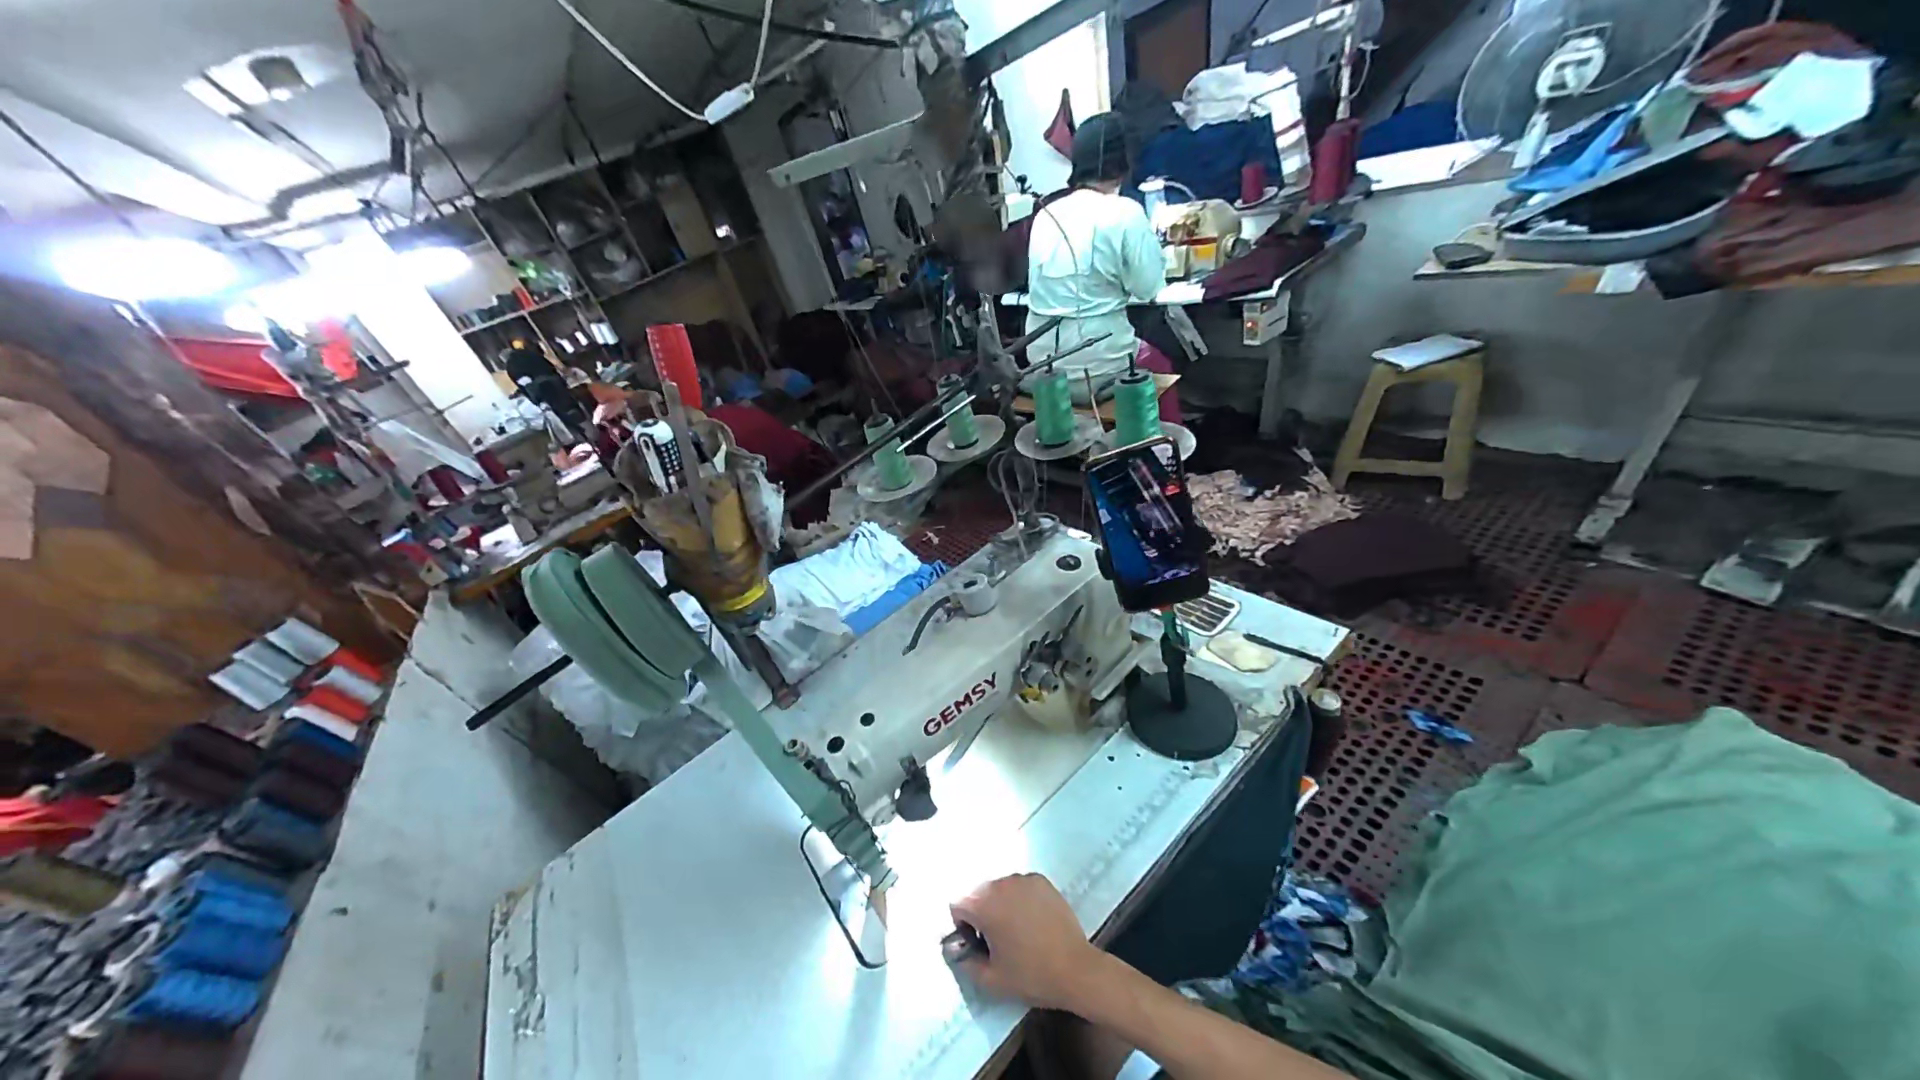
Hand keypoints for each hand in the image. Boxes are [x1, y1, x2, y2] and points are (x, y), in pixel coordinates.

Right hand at [949, 873, 1104, 1011]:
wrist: (1075, 969)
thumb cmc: (1030, 975)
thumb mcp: (990, 980)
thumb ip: (965, 961)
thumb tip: (957, 948)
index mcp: (983, 904)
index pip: (957, 905)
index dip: (964, 926)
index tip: (979, 944)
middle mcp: (1000, 883)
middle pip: (978, 894)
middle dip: (981, 913)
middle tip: (998, 940)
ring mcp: (1023, 879)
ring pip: (1000, 888)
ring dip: (1001, 904)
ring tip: (1018, 930)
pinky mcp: (1041, 880)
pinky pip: (1020, 886)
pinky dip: (1020, 899)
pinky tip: (1034, 920)